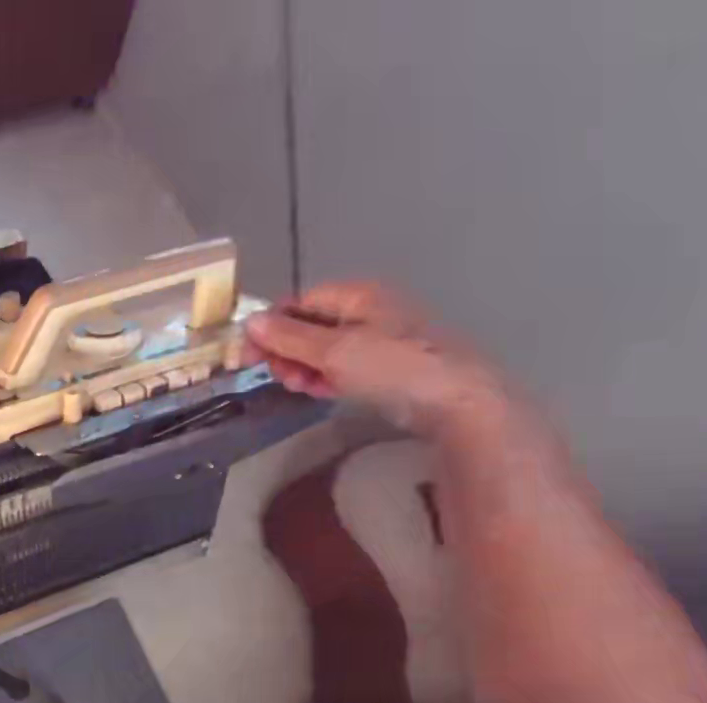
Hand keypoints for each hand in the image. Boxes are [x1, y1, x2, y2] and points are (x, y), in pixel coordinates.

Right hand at [242, 282, 510, 436]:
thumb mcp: (333, 351)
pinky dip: (325, 377)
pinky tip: (320, 392)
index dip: (271, 326)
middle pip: (310, 325)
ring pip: (324, 349)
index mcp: (356, 296)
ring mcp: (379, 339)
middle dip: (287, 350)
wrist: (457, 402)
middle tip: (279, 377)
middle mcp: (368, 311)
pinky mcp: (386, 367)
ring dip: (303, 367)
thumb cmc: (392, 368)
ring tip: (299, 388)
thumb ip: (289, 337)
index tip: (250, 356)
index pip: (299, 301)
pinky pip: (343, 366)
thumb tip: (250, 321)